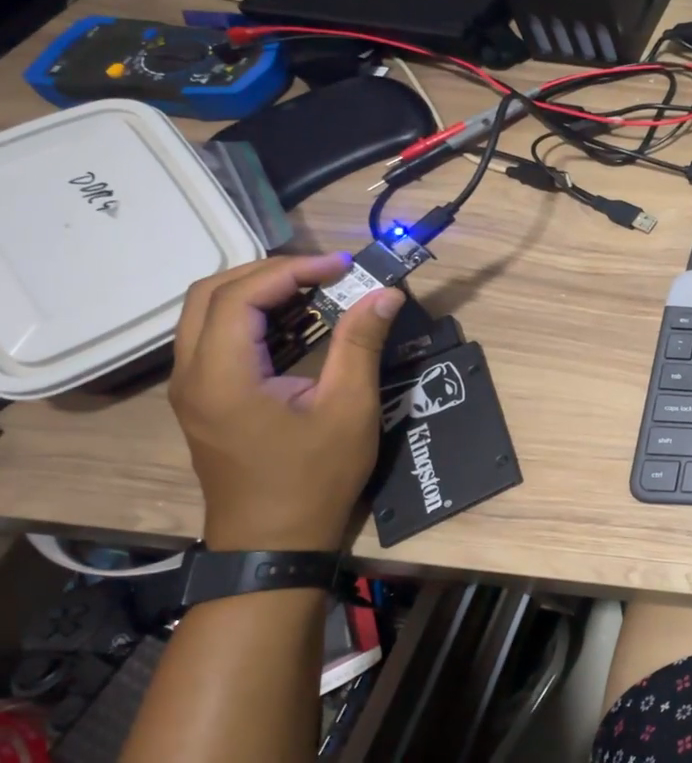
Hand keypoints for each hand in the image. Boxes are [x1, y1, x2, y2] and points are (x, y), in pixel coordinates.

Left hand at [170, 255, 404, 551]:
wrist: (274, 537)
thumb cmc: (315, 474)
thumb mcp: (350, 406)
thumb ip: (361, 343)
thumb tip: (386, 293)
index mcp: (223, 375)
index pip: (239, 296)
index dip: (291, 270)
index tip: (344, 265)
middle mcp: (194, 374)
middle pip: (210, 294)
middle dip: (270, 271)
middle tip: (328, 271)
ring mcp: (194, 387)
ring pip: (209, 314)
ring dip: (260, 291)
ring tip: (320, 289)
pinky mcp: (208, 397)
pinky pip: (219, 337)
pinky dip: (256, 316)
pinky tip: (302, 321)